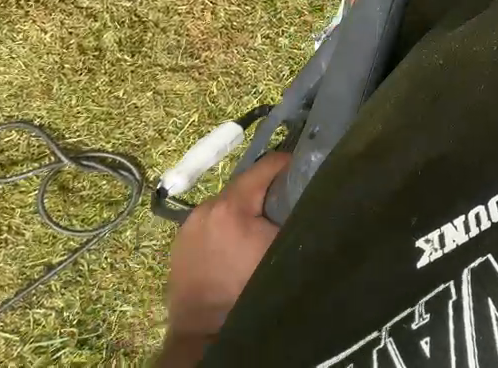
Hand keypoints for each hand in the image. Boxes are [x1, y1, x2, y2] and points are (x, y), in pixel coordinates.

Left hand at [163, 152, 288, 346]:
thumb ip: (295, 214)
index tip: (307, 177)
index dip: (292, 166)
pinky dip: (229, 222)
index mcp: (230, 205)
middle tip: (288, 206)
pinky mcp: (180, 242)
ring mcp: (188, 225)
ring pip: (230, 200)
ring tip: (264, 226)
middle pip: (247, 182)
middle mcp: (205, 207)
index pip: (268, 164)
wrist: (204, 333)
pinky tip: (239, 243)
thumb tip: (317, 190)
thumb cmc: (248, 288)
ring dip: (248, 207)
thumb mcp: (282, 247)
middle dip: (269, 189)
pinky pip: (213, 219)